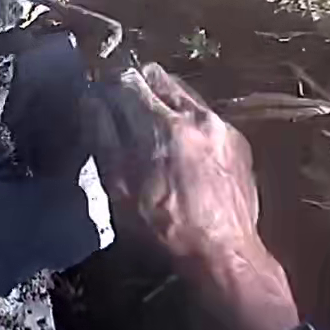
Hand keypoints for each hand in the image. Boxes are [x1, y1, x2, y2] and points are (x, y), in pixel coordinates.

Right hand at [86, 63, 300, 329]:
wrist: (223, 253)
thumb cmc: (162, 225)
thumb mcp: (118, 185)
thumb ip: (103, 136)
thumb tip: (92, 101)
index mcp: (162, 126)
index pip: (129, 80)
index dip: (109, 83)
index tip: (99, 94)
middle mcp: (196, 116)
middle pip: (158, 76)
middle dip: (135, 84)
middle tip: (120, 105)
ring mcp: (221, 125)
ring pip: (182, 91)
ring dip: (160, 98)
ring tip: (147, 126)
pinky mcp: (237, 139)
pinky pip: (202, 113)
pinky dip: (183, 118)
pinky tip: (176, 145)